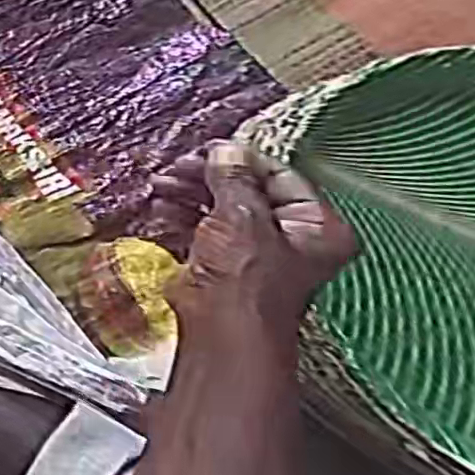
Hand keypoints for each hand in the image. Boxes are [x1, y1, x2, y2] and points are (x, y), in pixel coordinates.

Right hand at [156, 141, 356, 353]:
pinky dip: (180, 214)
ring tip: (158, 185)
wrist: (219, 324)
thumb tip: (225, 149)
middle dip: (206, 177)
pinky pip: (203, 226)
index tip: (205, 150)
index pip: (281, 178)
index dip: (242, 161)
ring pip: (220, 207)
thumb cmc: (242, 276)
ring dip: (187, 193)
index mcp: (316, 226)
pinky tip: (159, 207)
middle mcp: (291, 235)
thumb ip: (232, 182)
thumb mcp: (240, 220)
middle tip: (173, 167)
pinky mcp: (222, 258)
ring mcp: (254, 248)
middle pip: (247, 191)